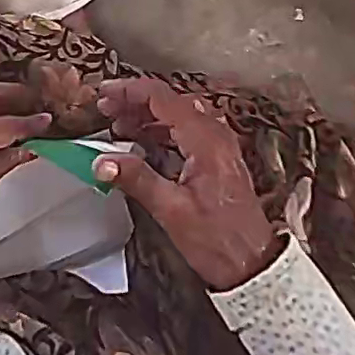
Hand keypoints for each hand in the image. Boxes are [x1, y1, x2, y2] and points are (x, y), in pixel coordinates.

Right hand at [93, 78, 281, 289]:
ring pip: (178, 115)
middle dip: (136, 101)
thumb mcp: (171, 210)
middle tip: (106, 109)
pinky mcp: (217, 158)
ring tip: (118, 124)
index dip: (131, 91)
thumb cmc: (217, 240)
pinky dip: (161, 129)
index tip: (105, 93)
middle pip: (171, 102)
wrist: (252, 264)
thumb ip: (137, 179)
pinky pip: (186, 131)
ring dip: (147, 115)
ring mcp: (219, 145)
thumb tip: (101, 161)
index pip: (164, 98)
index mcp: (206, 140)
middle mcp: (215, 135)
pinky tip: (142, 142)